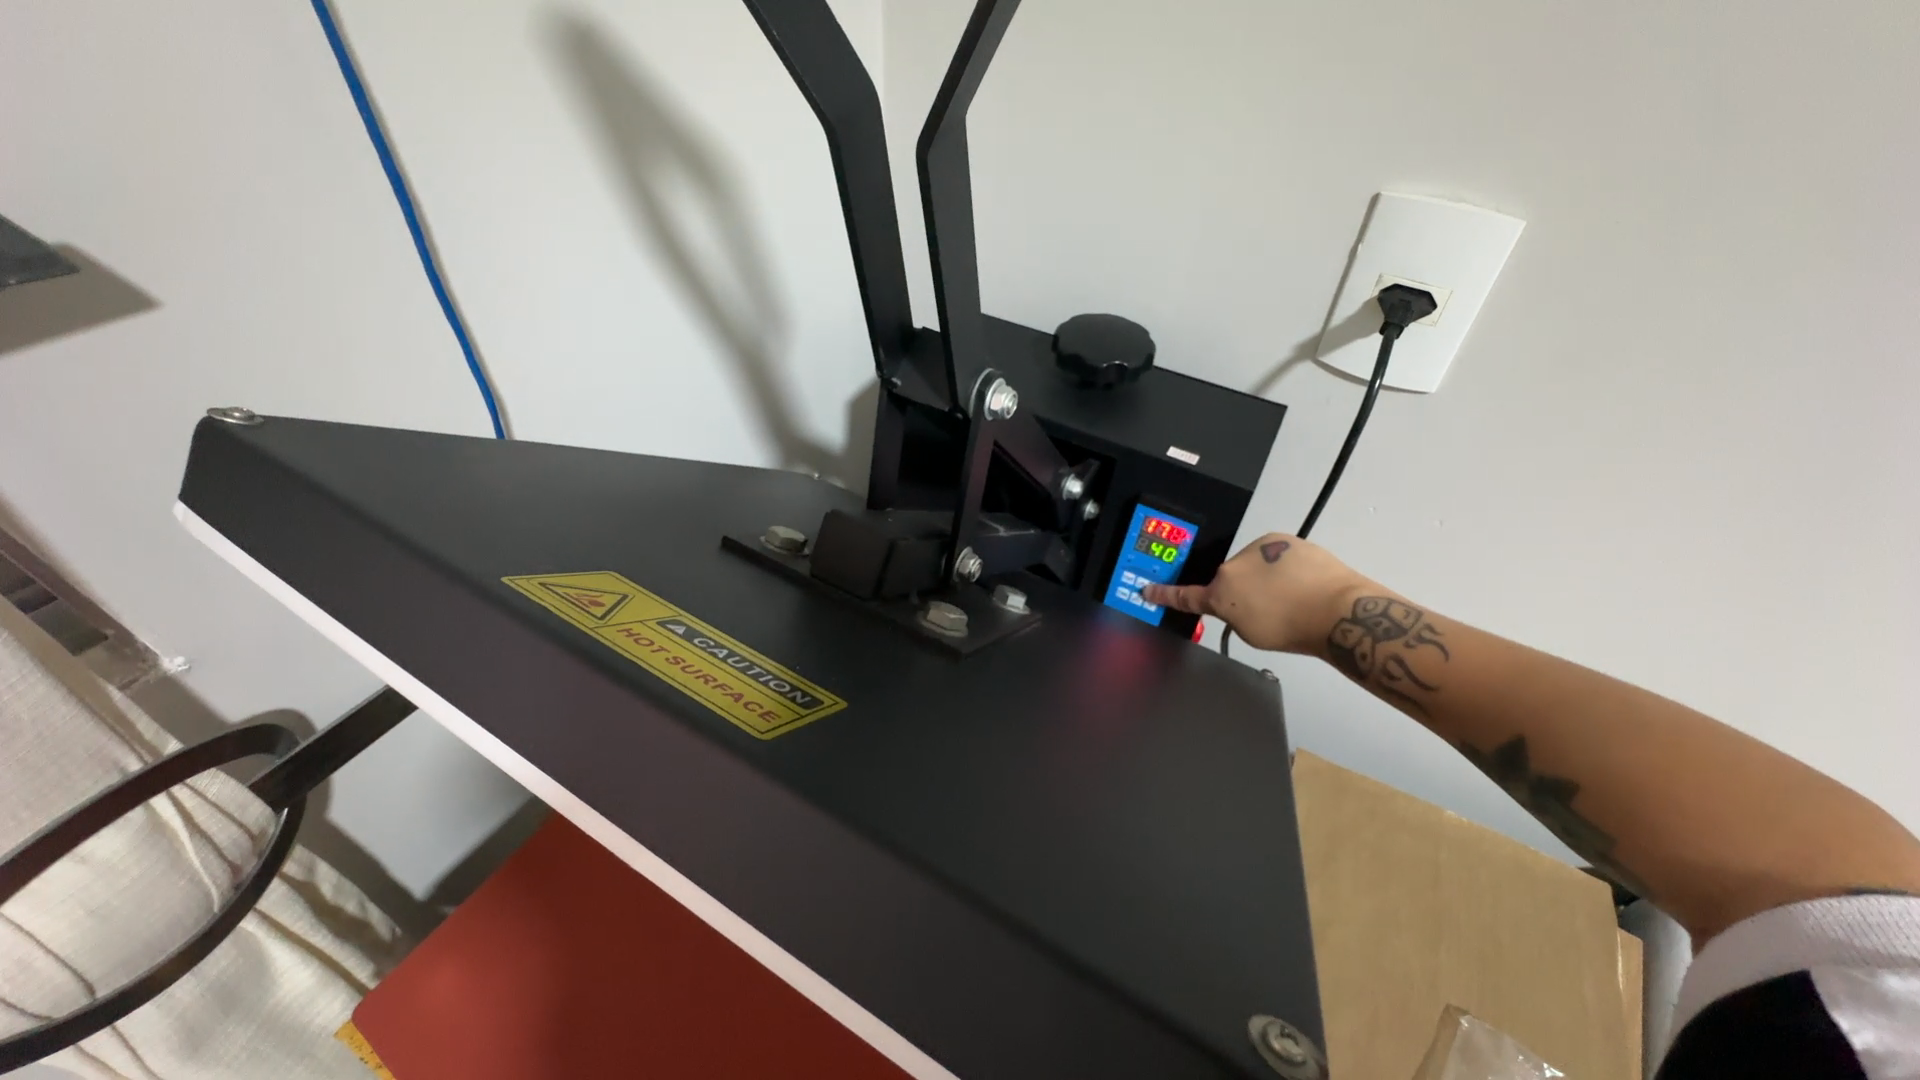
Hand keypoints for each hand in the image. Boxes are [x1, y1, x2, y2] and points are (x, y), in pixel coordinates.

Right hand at [1142, 533, 1366, 653]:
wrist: (1337, 610)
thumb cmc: (1293, 630)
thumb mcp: (1251, 634)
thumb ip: (1235, 616)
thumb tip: (1241, 604)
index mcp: (1222, 593)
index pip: (1188, 595)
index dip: (1165, 594)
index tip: (1147, 589)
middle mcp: (1235, 566)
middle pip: (1231, 578)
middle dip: (1244, 590)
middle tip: (1269, 609)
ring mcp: (1261, 550)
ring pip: (1256, 564)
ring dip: (1266, 577)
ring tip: (1292, 596)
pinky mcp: (1285, 540)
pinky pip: (1277, 555)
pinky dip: (1285, 567)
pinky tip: (1303, 582)